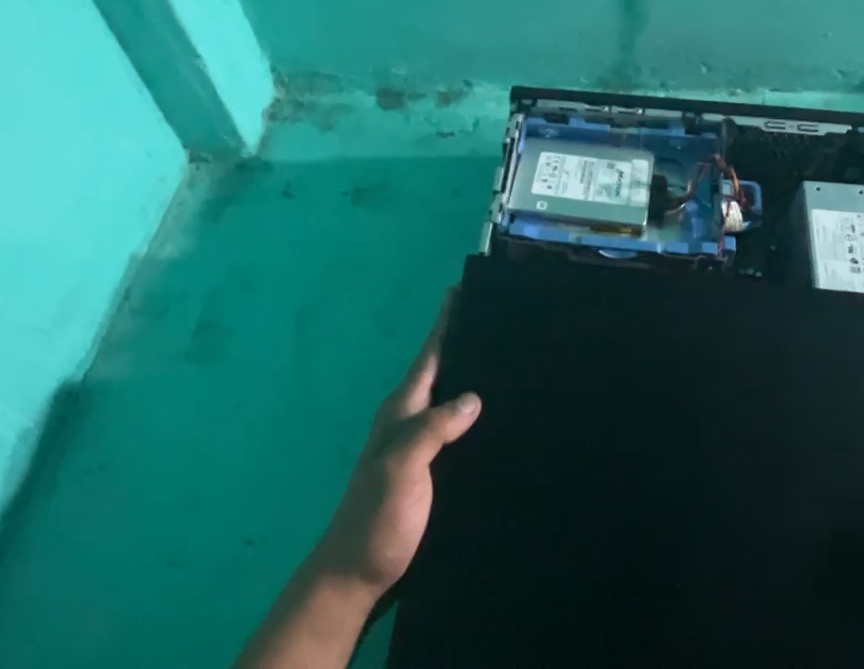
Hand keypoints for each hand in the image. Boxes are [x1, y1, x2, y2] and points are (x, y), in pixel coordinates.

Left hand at [311, 288, 481, 597]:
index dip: (444, 323)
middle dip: (463, 342)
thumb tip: (473, 396)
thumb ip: (433, 429)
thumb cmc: (376, 516)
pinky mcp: (429, 472)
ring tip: (507, 360)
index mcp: (402, 411)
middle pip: (440, 371)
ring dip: (471, 377)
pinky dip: (474, 415)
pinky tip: (497, 420)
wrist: (357, 574)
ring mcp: (417, 447)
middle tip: (499, 319)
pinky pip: (456, 429)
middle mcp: (409, 421)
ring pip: (449, 399)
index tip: (461, 289)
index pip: (428, 356)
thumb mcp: (402, 467)